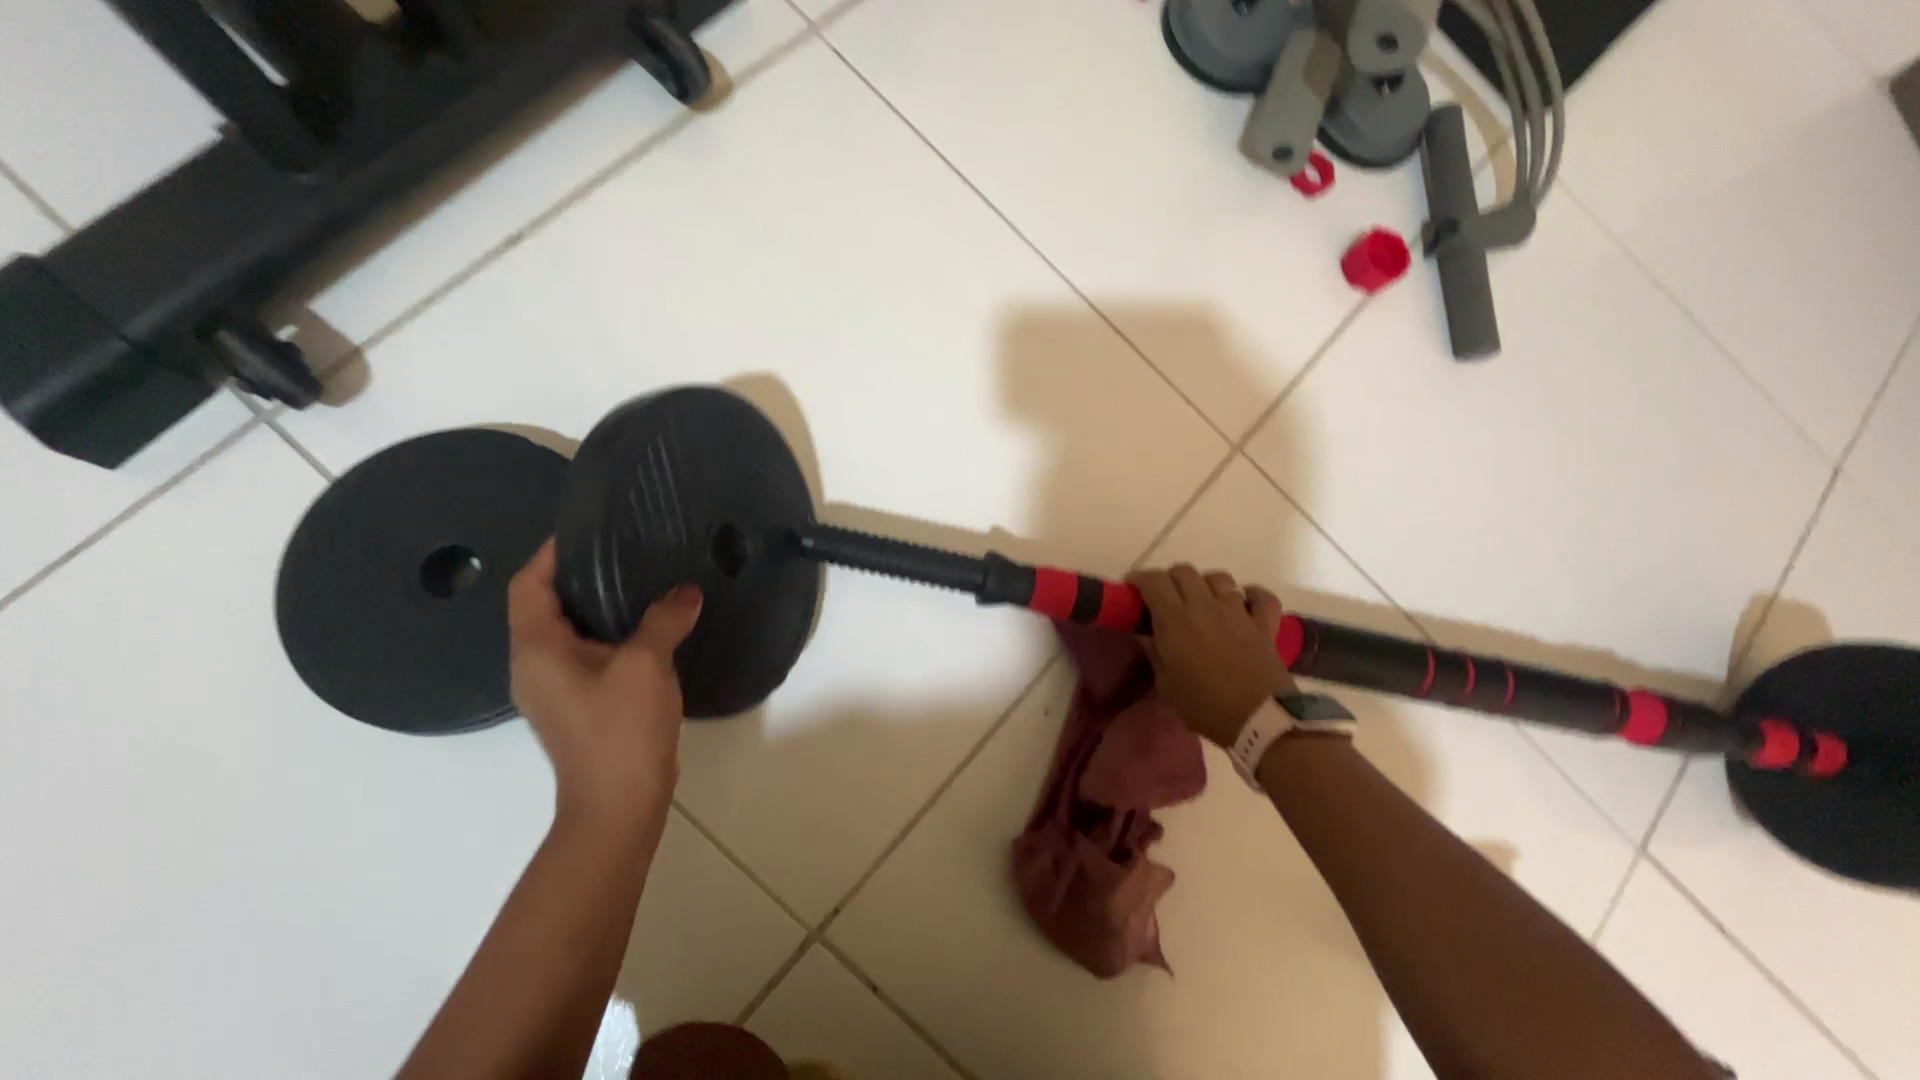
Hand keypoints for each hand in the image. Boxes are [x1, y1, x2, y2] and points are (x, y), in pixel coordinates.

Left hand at [508, 540, 702, 825]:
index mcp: (536, 648)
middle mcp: (533, 665)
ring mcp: (553, 689)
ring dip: (596, 606)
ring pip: (567, 632)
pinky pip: (585, 655)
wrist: (618, 805)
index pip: (527, 584)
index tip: (587, 529)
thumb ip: (663, 620)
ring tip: (638, 580)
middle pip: (544, 605)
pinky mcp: (577, 705)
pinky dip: (608, 634)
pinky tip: (647, 627)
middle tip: (622, 549)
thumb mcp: (646, 665)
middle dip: (578, 575)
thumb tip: (686, 591)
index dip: (550, 553)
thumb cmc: (620, 730)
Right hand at [1129, 565, 1297, 748]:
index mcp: (1175, 619)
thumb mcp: (1166, 683)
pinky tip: (1244, 602)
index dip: (1140, 578)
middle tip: (1164, 597)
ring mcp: (1238, 611)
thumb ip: (1154, 651)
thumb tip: (1145, 632)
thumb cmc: (1204, 705)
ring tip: (1201, 600)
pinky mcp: (1264, 623)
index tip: (1132, 587)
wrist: (1258, 719)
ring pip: (1219, 577)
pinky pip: (1261, 597)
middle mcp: (1205, 605)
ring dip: (1205, 583)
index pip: (1154, 581)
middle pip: (1184, 572)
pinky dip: (1251, 594)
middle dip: (1170, 578)